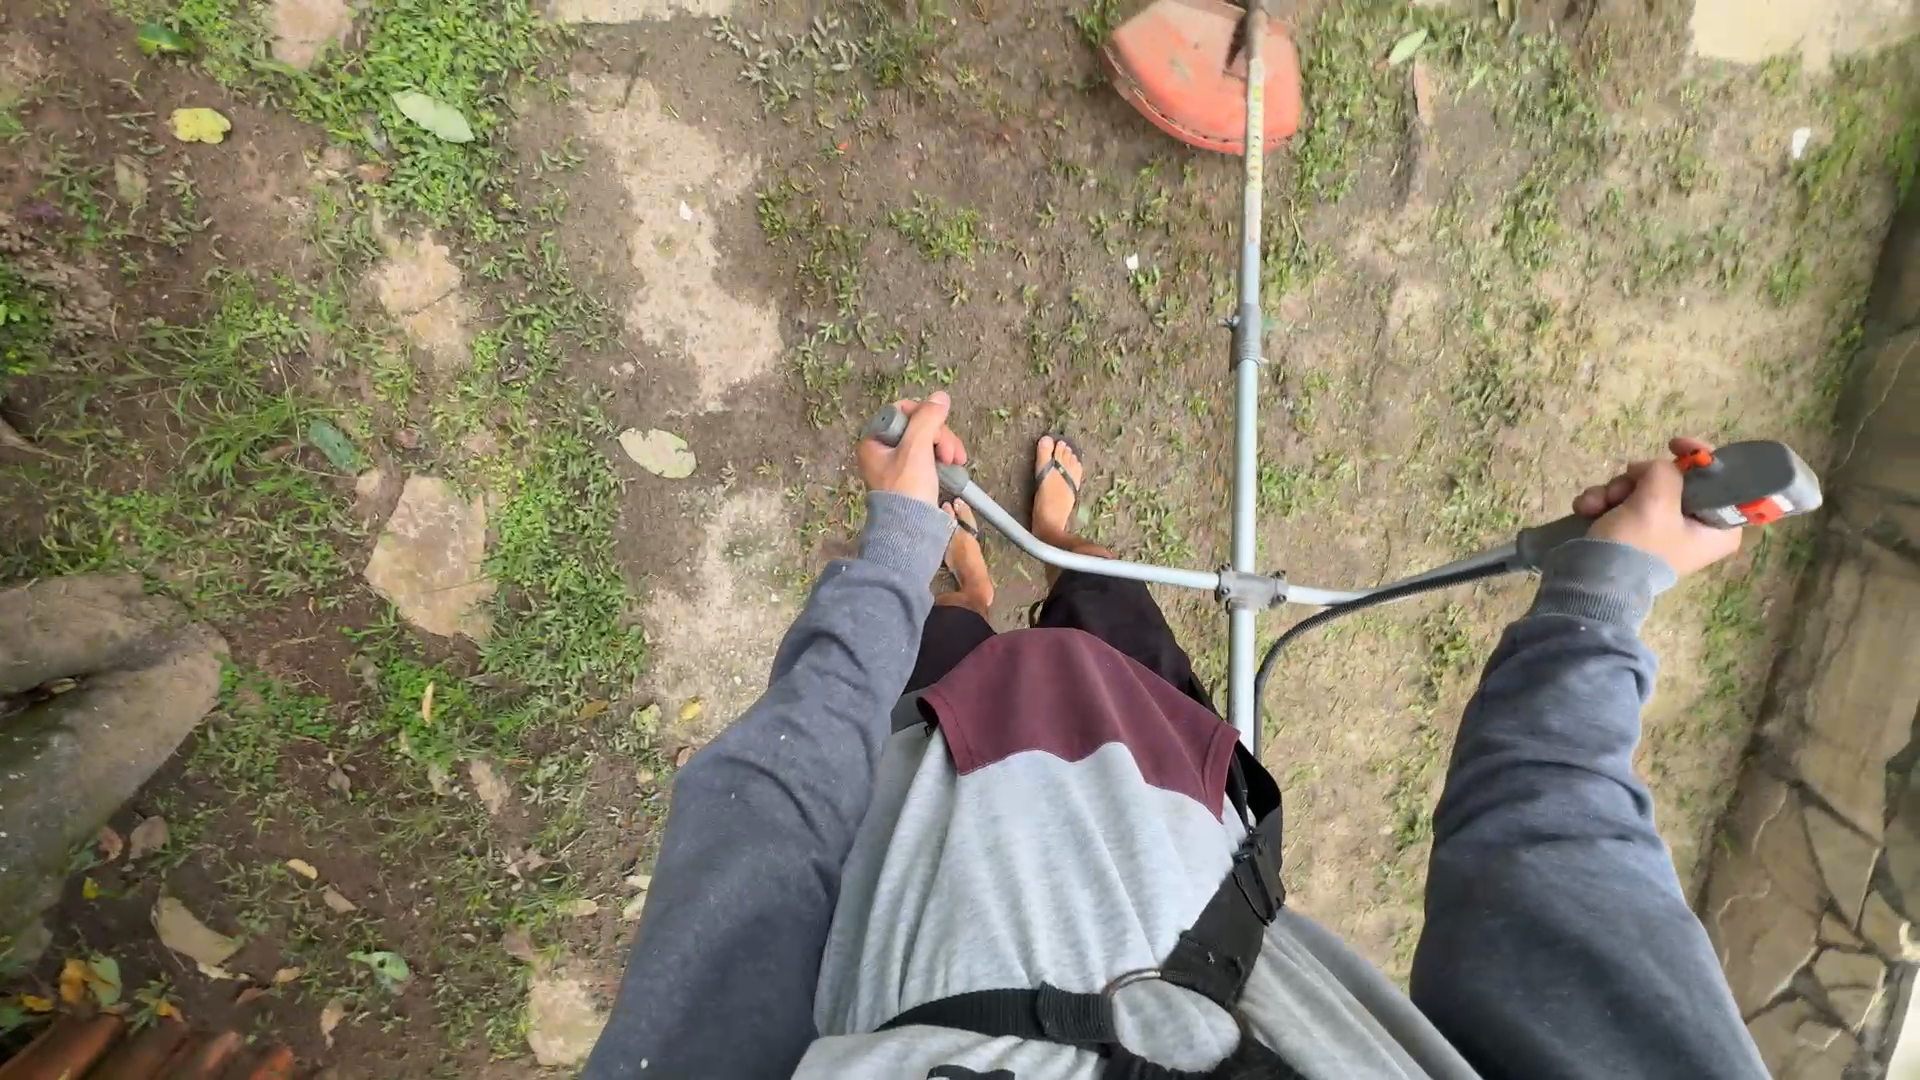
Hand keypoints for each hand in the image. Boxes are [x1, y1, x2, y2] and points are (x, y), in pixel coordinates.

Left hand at [855, 392, 967, 505]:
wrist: (911, 530)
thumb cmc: (908, 490)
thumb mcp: (916, 449)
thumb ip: (927, 420)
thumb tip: (940, 397)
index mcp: (874, 441)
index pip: (902, 412)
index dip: (924, 417)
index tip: (938, 431)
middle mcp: (883, 450)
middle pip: (918, 426)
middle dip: (940, 436)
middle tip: (951, 454)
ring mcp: (898, 464)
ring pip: (927, 440)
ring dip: (945, 447)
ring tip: (956, 462)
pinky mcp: (912, 476)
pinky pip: (930, 456)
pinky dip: (943, 459)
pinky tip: (953, 467)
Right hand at [1572, 437, 1741, 576]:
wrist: (1590, 581)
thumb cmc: (1634, 546)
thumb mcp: (1655, 503)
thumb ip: (1662, 473)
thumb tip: (1649, 466)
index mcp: (1718, 528)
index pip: (1721, 481)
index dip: (1699, 458)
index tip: (1673, 443)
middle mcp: (1692, 529)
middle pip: (1670, 484)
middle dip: (1637, 481)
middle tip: (1620, 489)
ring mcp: (1657, 532)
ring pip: (1638, 492)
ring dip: (1611, 491)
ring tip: (1594, 504)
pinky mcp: (1627, 535)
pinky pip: (1617, 505)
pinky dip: (1599, 503)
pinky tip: (1585, 510)